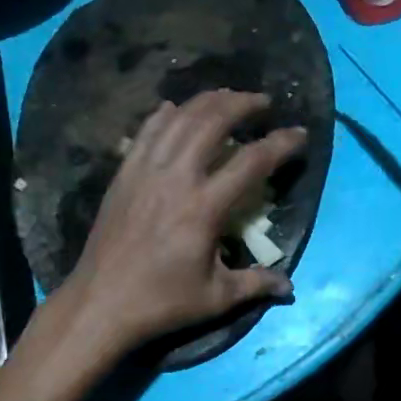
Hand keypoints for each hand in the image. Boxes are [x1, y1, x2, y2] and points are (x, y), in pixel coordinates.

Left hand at [56, 90, 305, 351]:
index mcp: (203, 208)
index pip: (252, 161)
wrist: (100, 303)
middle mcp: (175, 178)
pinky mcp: (122, 176)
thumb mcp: (215, 298)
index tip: (300, 134)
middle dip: (242, 104)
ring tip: (226, 97)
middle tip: (262, 103)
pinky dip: (164, 115)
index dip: (281, 143)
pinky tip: (174, 109)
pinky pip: (145, 132)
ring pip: (178, 120)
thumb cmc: (161, 303)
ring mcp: (144, 172)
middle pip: (212, 122)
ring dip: (206, 102)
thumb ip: (255, 284)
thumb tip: (289, 287)